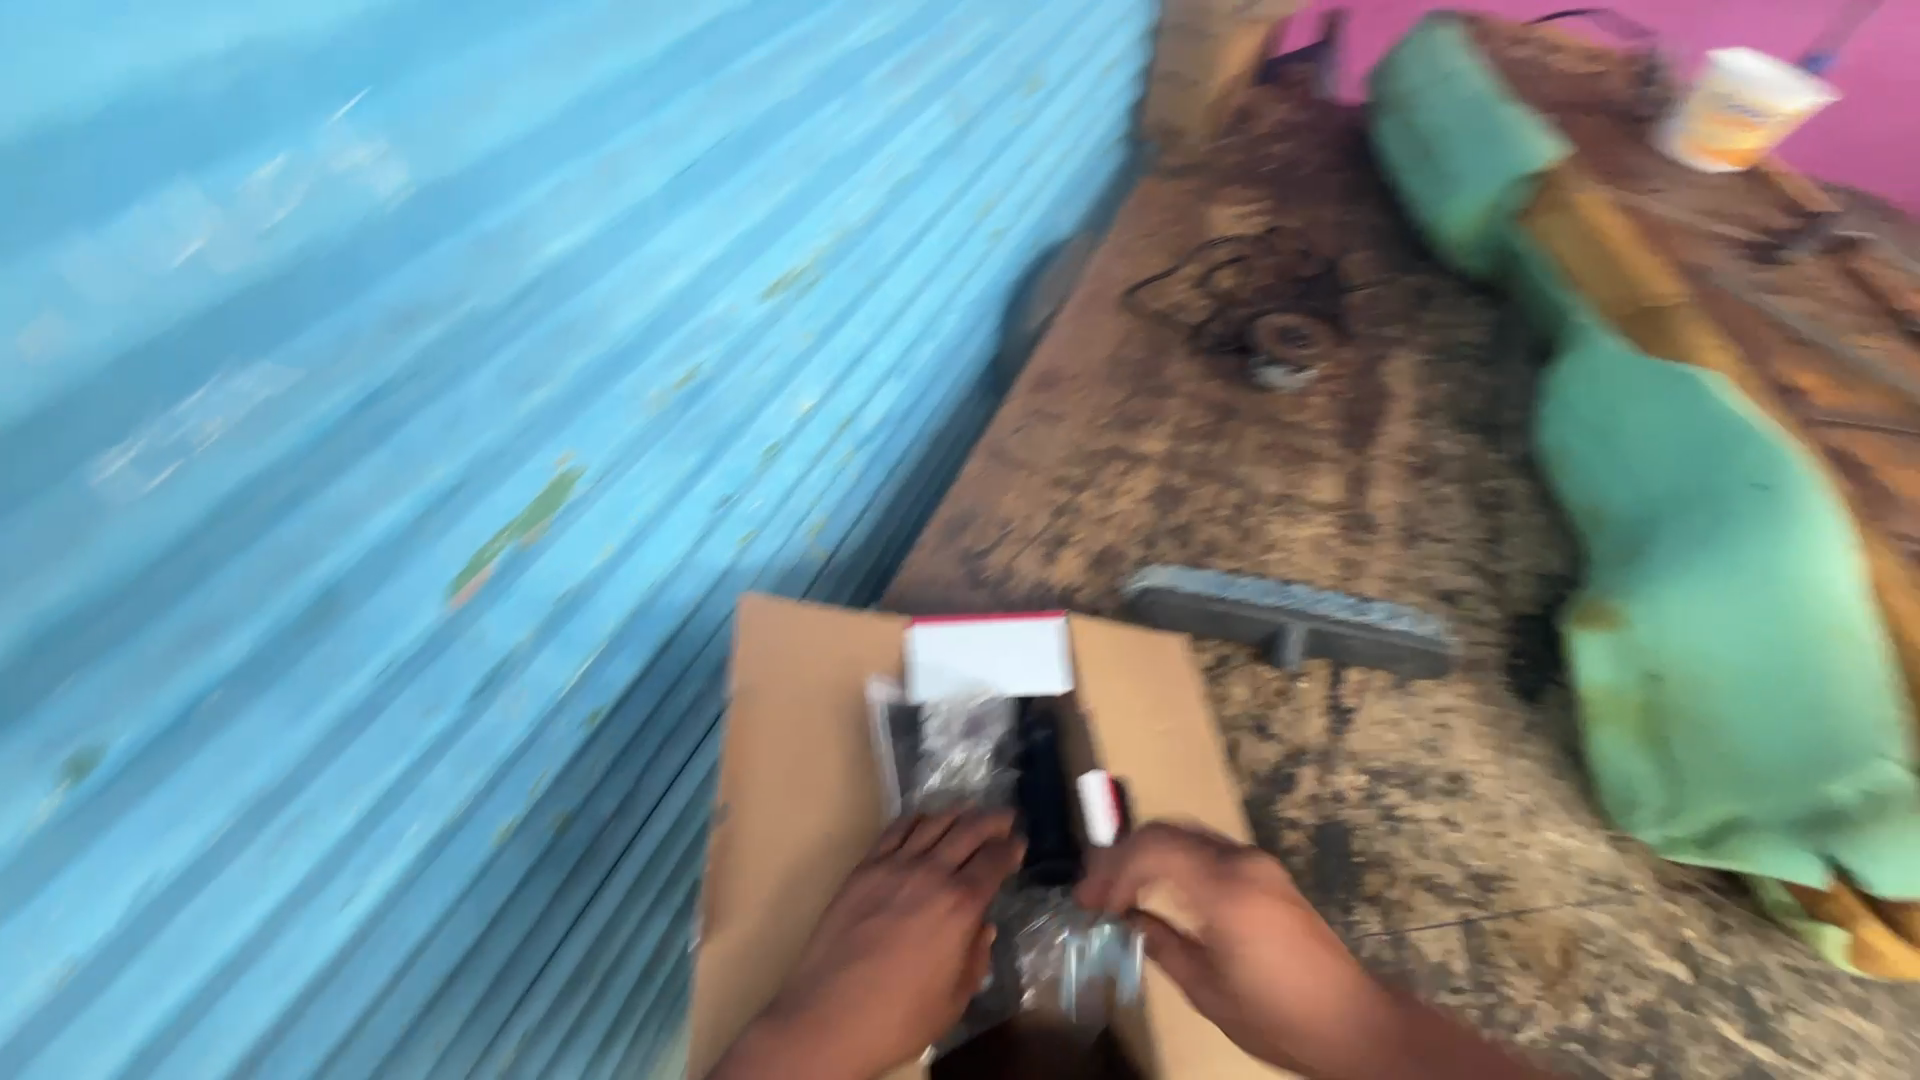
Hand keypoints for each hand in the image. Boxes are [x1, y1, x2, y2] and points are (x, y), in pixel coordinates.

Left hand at [711, 810, 1024, 1079]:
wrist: (830, 1015)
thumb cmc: (900, 1016)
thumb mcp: (955, 999)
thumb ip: (975, 957)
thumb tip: (983, 927)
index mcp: (961, 904)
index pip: (995, 861)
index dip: (1011, 848)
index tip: (1018, 844)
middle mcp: (932, 872)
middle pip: (969, 830)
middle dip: (992, 821)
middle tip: (1004, 817)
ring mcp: (895, 865)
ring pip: (934, 823)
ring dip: (957, 813)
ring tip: (969, 811)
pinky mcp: (865, 867)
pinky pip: (895, 830)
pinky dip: (916, 819)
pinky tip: (923, 819)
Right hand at [1075, 821, 1389, 1076]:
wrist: (1356, 1025)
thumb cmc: (1278, 1017)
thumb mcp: (1207, 991)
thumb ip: (1161, 945)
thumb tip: (1128, 918)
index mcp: (1224, 889)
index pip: (1152, 850)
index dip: (1112, 870)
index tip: (1090, 901)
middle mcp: (1240, 861)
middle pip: (1165, 832)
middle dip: (1122, 854)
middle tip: (1096, 887)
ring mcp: (1256, 862)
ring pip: (1185, 835)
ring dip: (1146, 853)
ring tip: (1120, 885)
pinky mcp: (1265, 872)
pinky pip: (1205, 849)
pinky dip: (1173, 859)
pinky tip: (1159, 887)